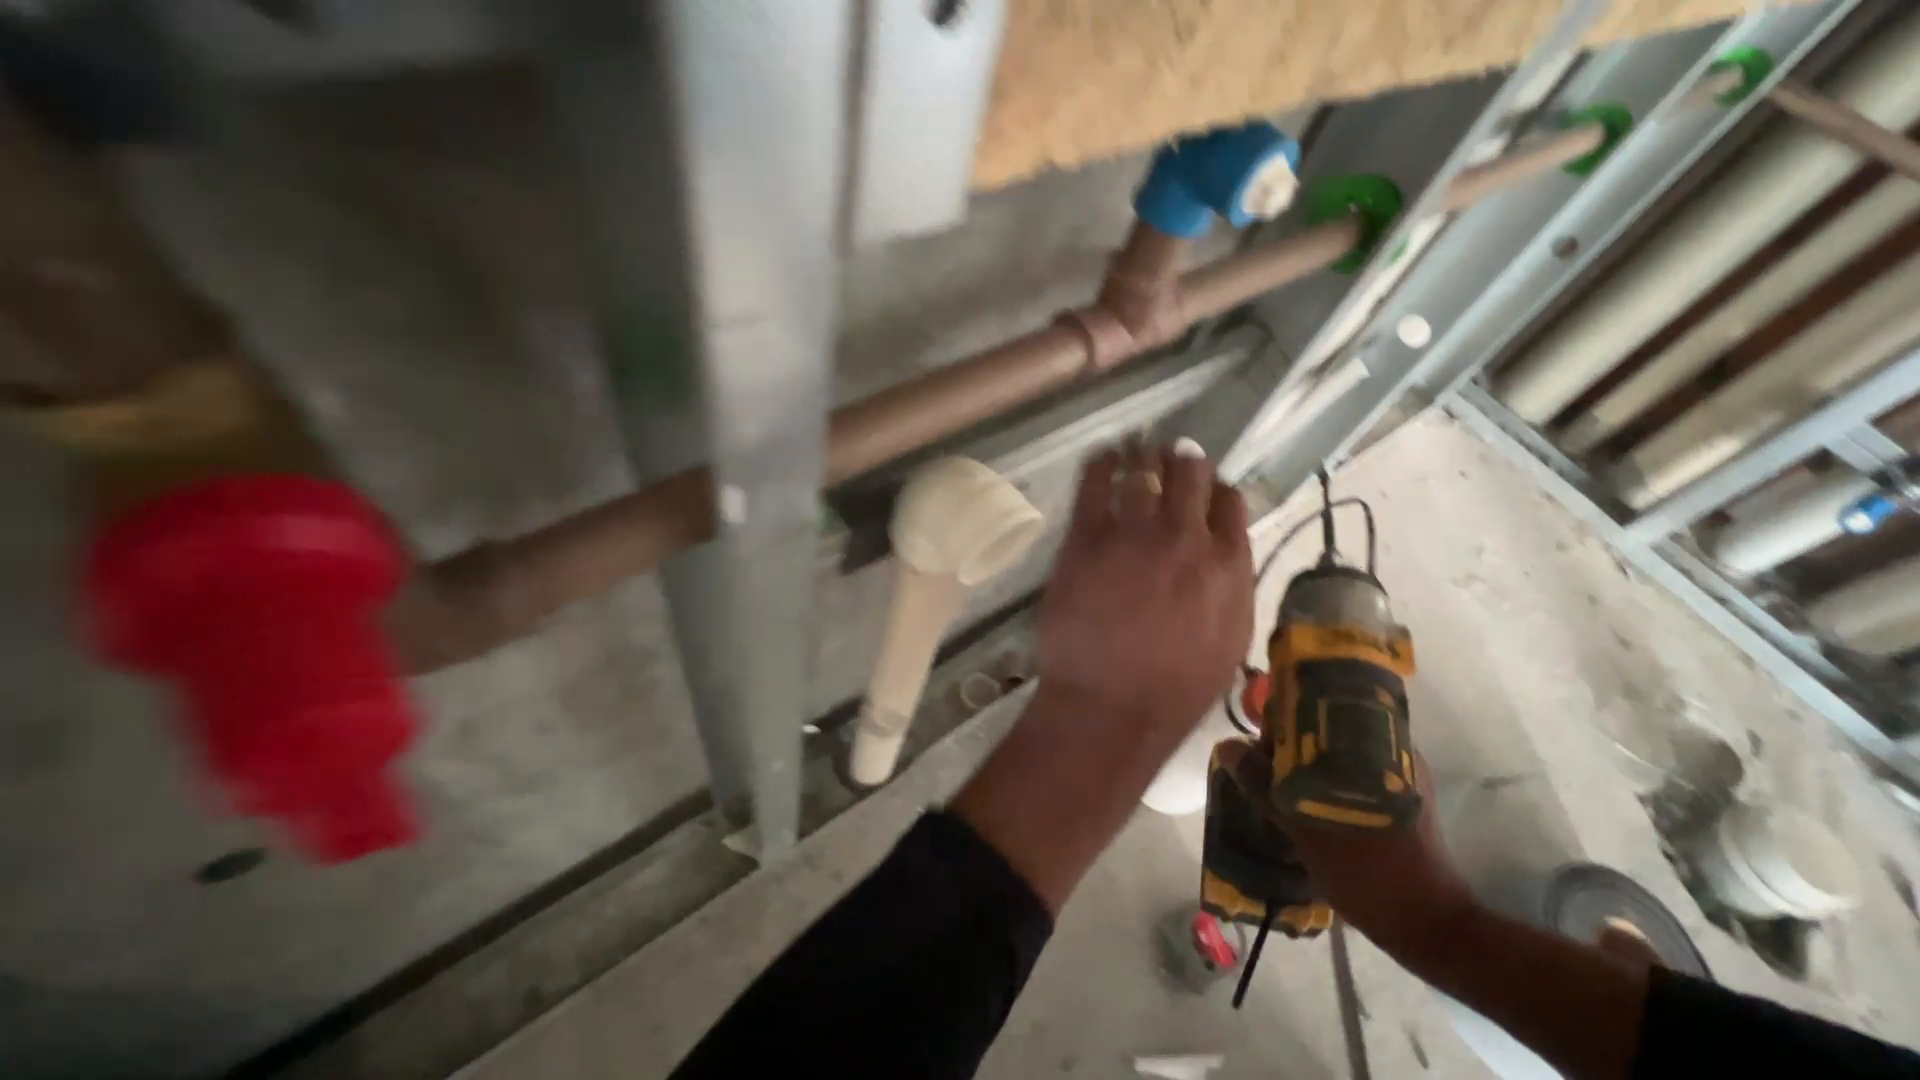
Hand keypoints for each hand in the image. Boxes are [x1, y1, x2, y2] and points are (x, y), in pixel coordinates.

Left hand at [1036, 441, 1253, 739]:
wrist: (1110, 708)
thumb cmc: (1174, 691)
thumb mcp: (1229, 644)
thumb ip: (1232, 590)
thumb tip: (1226, 558)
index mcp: (1229, 565)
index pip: (1231, 503)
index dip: (1217, 489)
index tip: (1207, 487)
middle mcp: (1187, 538)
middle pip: (1190, 475)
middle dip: (1184, 459)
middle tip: (1174, 453)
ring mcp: (1135, 534)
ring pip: (1145, 472)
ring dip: (1145, 455)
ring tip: (1140, 447)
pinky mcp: (1087, 538)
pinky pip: (1096, 484)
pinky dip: (1102, 463)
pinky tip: (1105, 457)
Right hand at [1220, 742, 1476, 948]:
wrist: (1428, 926)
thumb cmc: (1368, 873)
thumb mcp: (1305, 827)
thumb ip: (1264, 784)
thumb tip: (1228, 747)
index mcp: (1377, 744)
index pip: (1323, 704)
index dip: (1285, 717)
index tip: (1260, 745)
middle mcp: (1393, 751)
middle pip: (1329, 728)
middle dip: (1291, 745)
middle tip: (1264, 774)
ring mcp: (1400, 778)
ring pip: (1339, 754)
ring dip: (1305, 767)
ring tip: (1277, 792)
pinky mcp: (1400, 802)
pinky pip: (1352, 777)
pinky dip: (1325, 784)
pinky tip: (1305, 809)